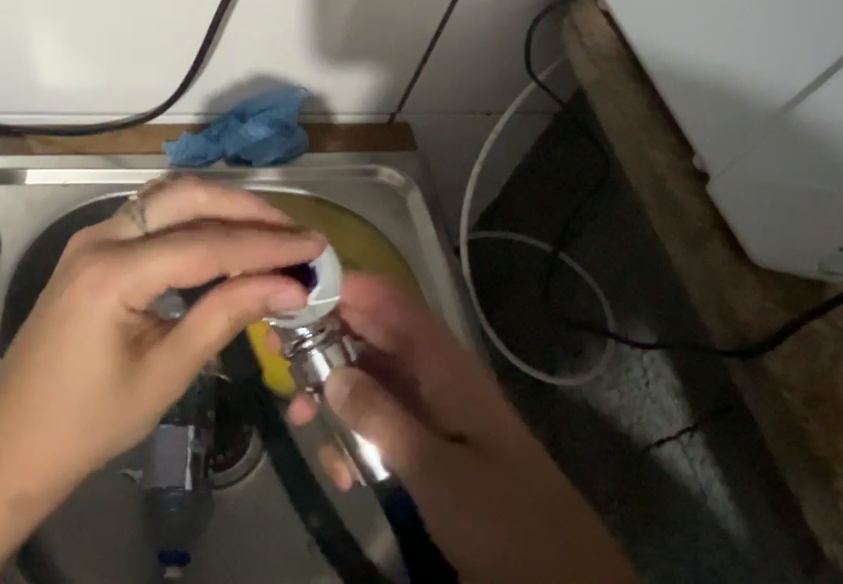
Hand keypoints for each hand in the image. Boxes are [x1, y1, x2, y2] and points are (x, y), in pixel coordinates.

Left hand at [0, 178, 323, 491]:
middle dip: (245, 210)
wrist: (17, 442)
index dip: (266, 244)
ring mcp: (90, 239)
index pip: (205, 244)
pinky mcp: (91, 250)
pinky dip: (193, 221)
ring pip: (166, 201)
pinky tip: (225, 240)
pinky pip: (149, 219)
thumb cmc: (91, 421)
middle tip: (296, 233)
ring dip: (220, 208)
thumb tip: (288, 286)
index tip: (315, 247)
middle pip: (184, 198)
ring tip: (272, 232)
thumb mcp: (166, 372)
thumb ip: (225, 316)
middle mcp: (99, 239)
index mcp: (112, 272)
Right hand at [288, 272, 637, 583]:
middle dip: (324, 342)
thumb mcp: (435, 470)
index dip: (343, 288)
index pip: (389, 301)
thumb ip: (380, 417)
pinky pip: (382, 423)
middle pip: (372, 336)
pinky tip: (340, 468)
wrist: (563, 580)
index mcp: (444, 366)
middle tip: (278, 358)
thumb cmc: (503, 517)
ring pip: (371, 380)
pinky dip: (354, 434)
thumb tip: (329, 372)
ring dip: (333, 394)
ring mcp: (433, 413)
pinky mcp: (430, 448)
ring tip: (301, 420)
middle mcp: (436, 378)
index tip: (291, 299)